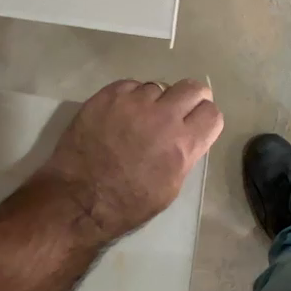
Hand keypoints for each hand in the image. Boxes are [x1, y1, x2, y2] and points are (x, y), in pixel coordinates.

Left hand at [32, 79, 223, 241]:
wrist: (77, 199)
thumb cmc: (127, 204)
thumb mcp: (171, 187)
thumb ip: (185, 154)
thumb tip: (188, 135)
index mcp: (183, 144)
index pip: (212, 113)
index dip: (205, 119)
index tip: (196, 125)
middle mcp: (163, 116)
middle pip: (193, 88)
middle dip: (189, 99)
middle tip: (176, 113)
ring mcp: (133, 102)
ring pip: (158, 87)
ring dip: (154, 101)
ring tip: (139, 120)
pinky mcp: (108, 96)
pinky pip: (130, 86)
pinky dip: (129, 98)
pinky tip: (119, 116)